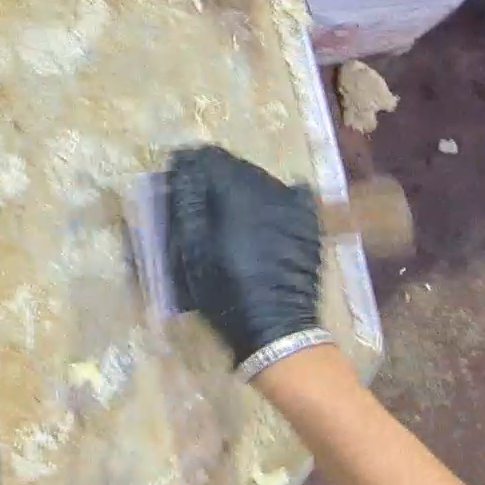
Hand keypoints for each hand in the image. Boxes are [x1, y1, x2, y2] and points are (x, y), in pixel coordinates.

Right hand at [165, 146, 326, 372]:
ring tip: (228, 213)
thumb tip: (181, 169)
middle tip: (198, 202)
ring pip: (259, 179)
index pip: (208, 157)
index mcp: (236, 191)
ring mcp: (294, 205)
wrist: (275, 326)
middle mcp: (268, 189)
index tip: (176, 184)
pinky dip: (269, 201)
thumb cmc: (223, 288)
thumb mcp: (191, 247)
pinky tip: (262, 218)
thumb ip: (185, 202)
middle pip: (235, 165)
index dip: (188, 166)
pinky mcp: (308, 222)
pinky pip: (287, 196)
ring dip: (240, 188)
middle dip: (213, 177)